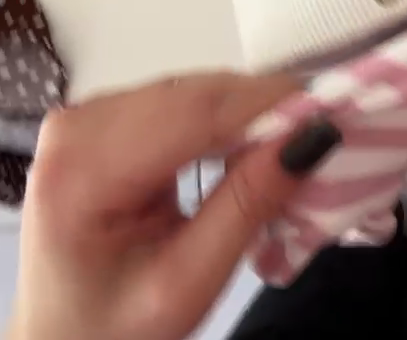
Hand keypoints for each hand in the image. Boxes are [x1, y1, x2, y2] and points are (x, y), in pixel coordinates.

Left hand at [7, 73, 341, 339]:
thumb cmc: (115, 330)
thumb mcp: (186, 284)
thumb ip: (246, 206)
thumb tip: (313, 134)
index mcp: (81, 170)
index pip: (191, 113)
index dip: (266, 104)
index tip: (329, 110)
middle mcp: (77, 124)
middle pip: (193, 95)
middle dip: (261, 107)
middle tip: (320, 129)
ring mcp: (87, 113)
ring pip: (193, 89)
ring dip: (246, 109)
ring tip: (290, 137)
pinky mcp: (103, 114)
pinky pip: (180, 98)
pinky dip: (222, 115)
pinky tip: (248, 140)